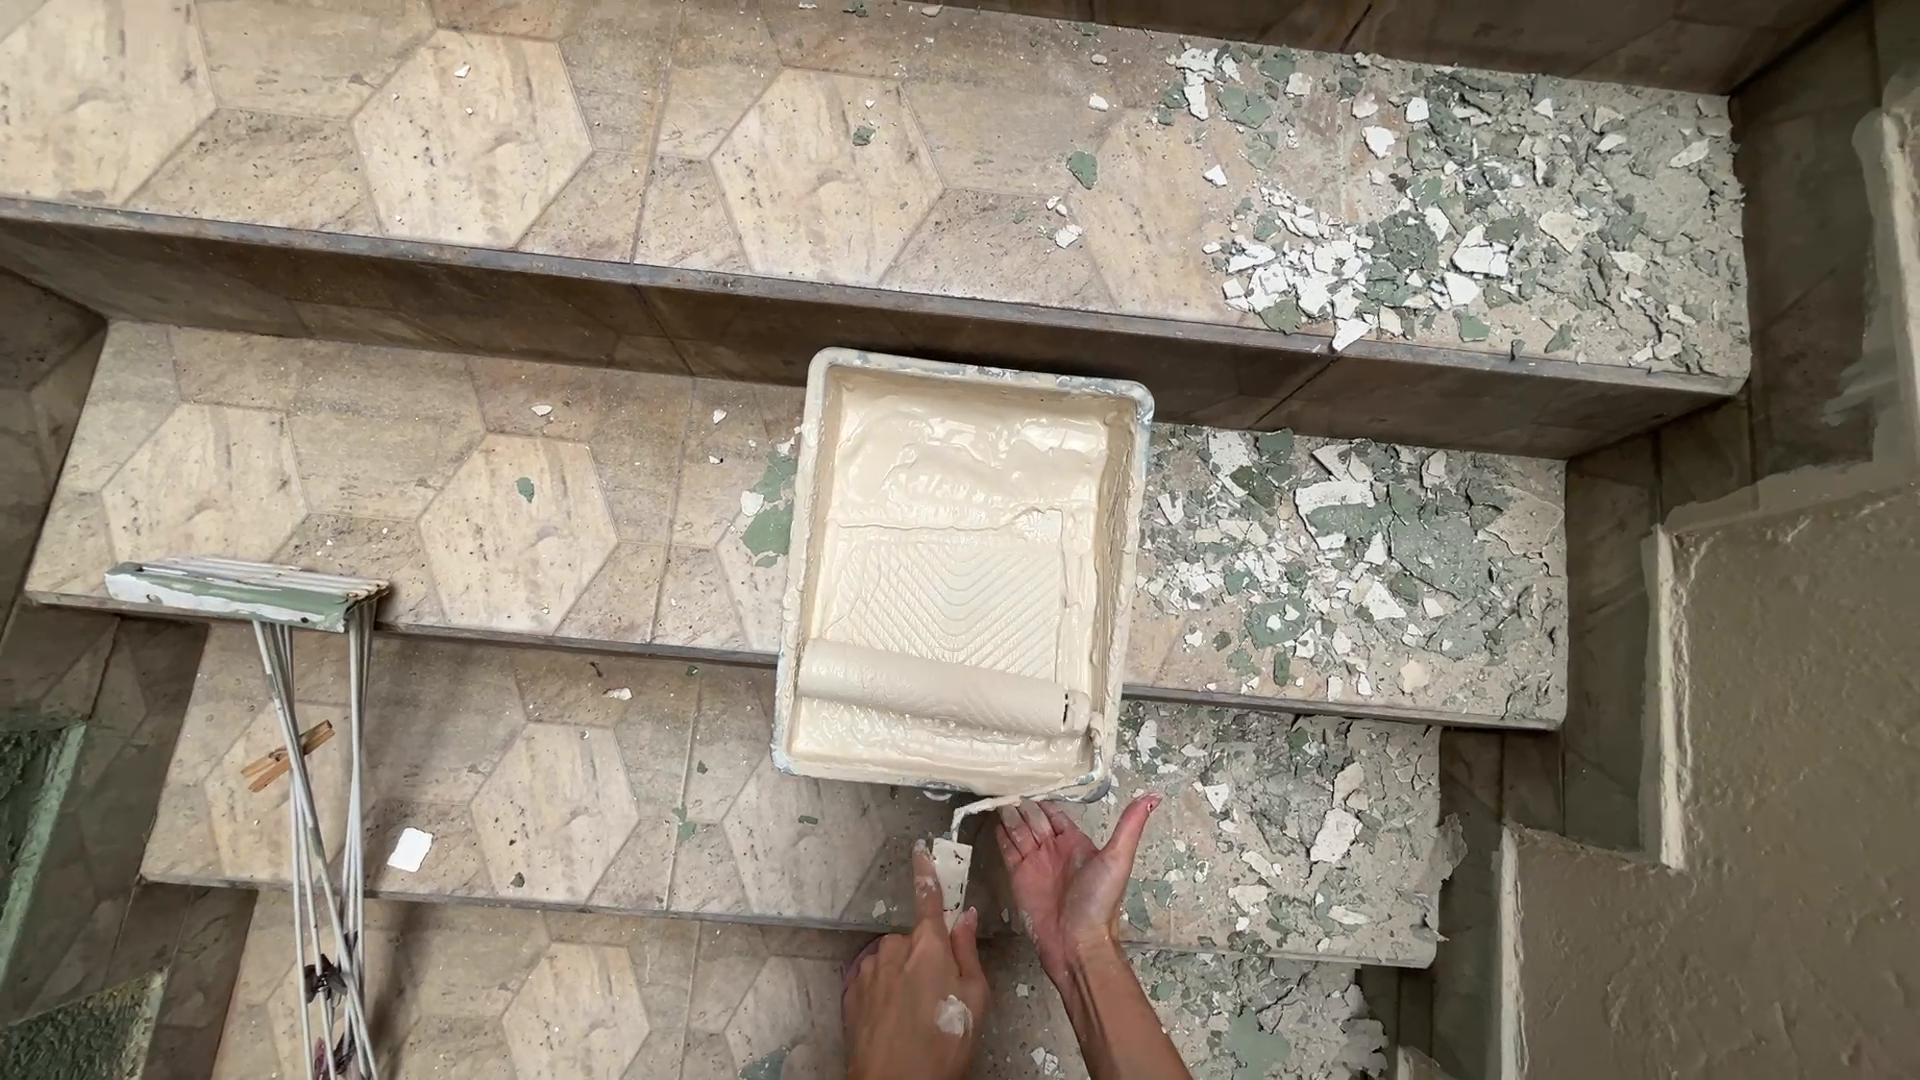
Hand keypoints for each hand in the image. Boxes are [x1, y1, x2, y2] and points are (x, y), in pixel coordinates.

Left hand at [844, 845, 990, 1079]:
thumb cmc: (942, 1045)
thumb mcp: (974, 999)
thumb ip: (969, 952)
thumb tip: (966, 917)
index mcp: (929, 944)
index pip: (928, 896)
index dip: (926, 871)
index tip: (920, 849)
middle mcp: (895, 947)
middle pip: (915, 941)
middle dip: (925, 958)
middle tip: (938, 996)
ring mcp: (870, 968)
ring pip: (894, 962)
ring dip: (903, 978)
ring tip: (915, 1017)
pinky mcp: (852, 991)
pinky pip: (875, 982)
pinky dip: (884, 995)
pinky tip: (893, 1023)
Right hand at [995, 795, 1160, 981]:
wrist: (1078, 945)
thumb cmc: (1099, 902)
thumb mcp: (1118, 859)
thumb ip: (1129, 826)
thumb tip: (1153, 795)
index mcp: (1076, 843)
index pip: (1055, 814)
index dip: (1043, 799)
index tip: (1031, 777)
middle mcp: (1054, 849)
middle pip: (1034, 819)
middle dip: (1023, 804)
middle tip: (1008, 785)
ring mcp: (1035, 863)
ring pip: (1019, 831)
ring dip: (1010, 815)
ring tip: (998, 797)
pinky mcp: (1019, 877)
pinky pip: (1008, 850)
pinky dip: (1001, 835)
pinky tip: (994, 820)